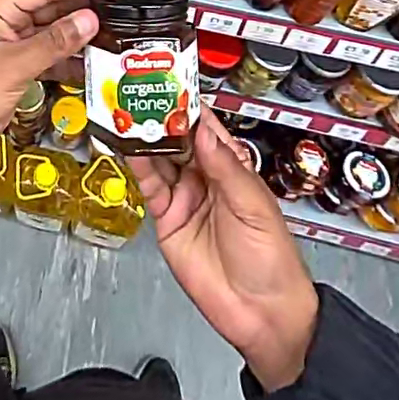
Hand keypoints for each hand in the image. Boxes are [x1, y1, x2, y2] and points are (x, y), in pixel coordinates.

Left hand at [0, 0, 114, 184]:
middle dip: (82, 10)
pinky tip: (89, 62)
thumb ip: (54, 42)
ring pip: (52, 31)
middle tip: (116, 10)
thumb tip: (87, 20)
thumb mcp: (15, 65)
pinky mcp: (17, 62)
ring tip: (110, 36)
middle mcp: (5, 17)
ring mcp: (11, 40)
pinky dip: (67, 57)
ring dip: (77, 36)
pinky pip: (49, 52)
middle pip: (51, 7)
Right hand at [127, 112, 318, 392]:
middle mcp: (205, 176)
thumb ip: (225, 168)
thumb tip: (202, 130)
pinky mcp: (166, 217)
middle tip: (139, 94)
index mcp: (232, 167)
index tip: (170, 84)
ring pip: (159, 157)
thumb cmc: (272, 259)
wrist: (262, 315)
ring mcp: (184, 195)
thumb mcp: (254, 206)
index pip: (206, 127)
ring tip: (126, 114)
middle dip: (159, 116)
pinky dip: (136, 165)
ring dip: (144, 136)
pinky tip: (127, 148)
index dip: (187, 106)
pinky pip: (149, 185)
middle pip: (177, 138)